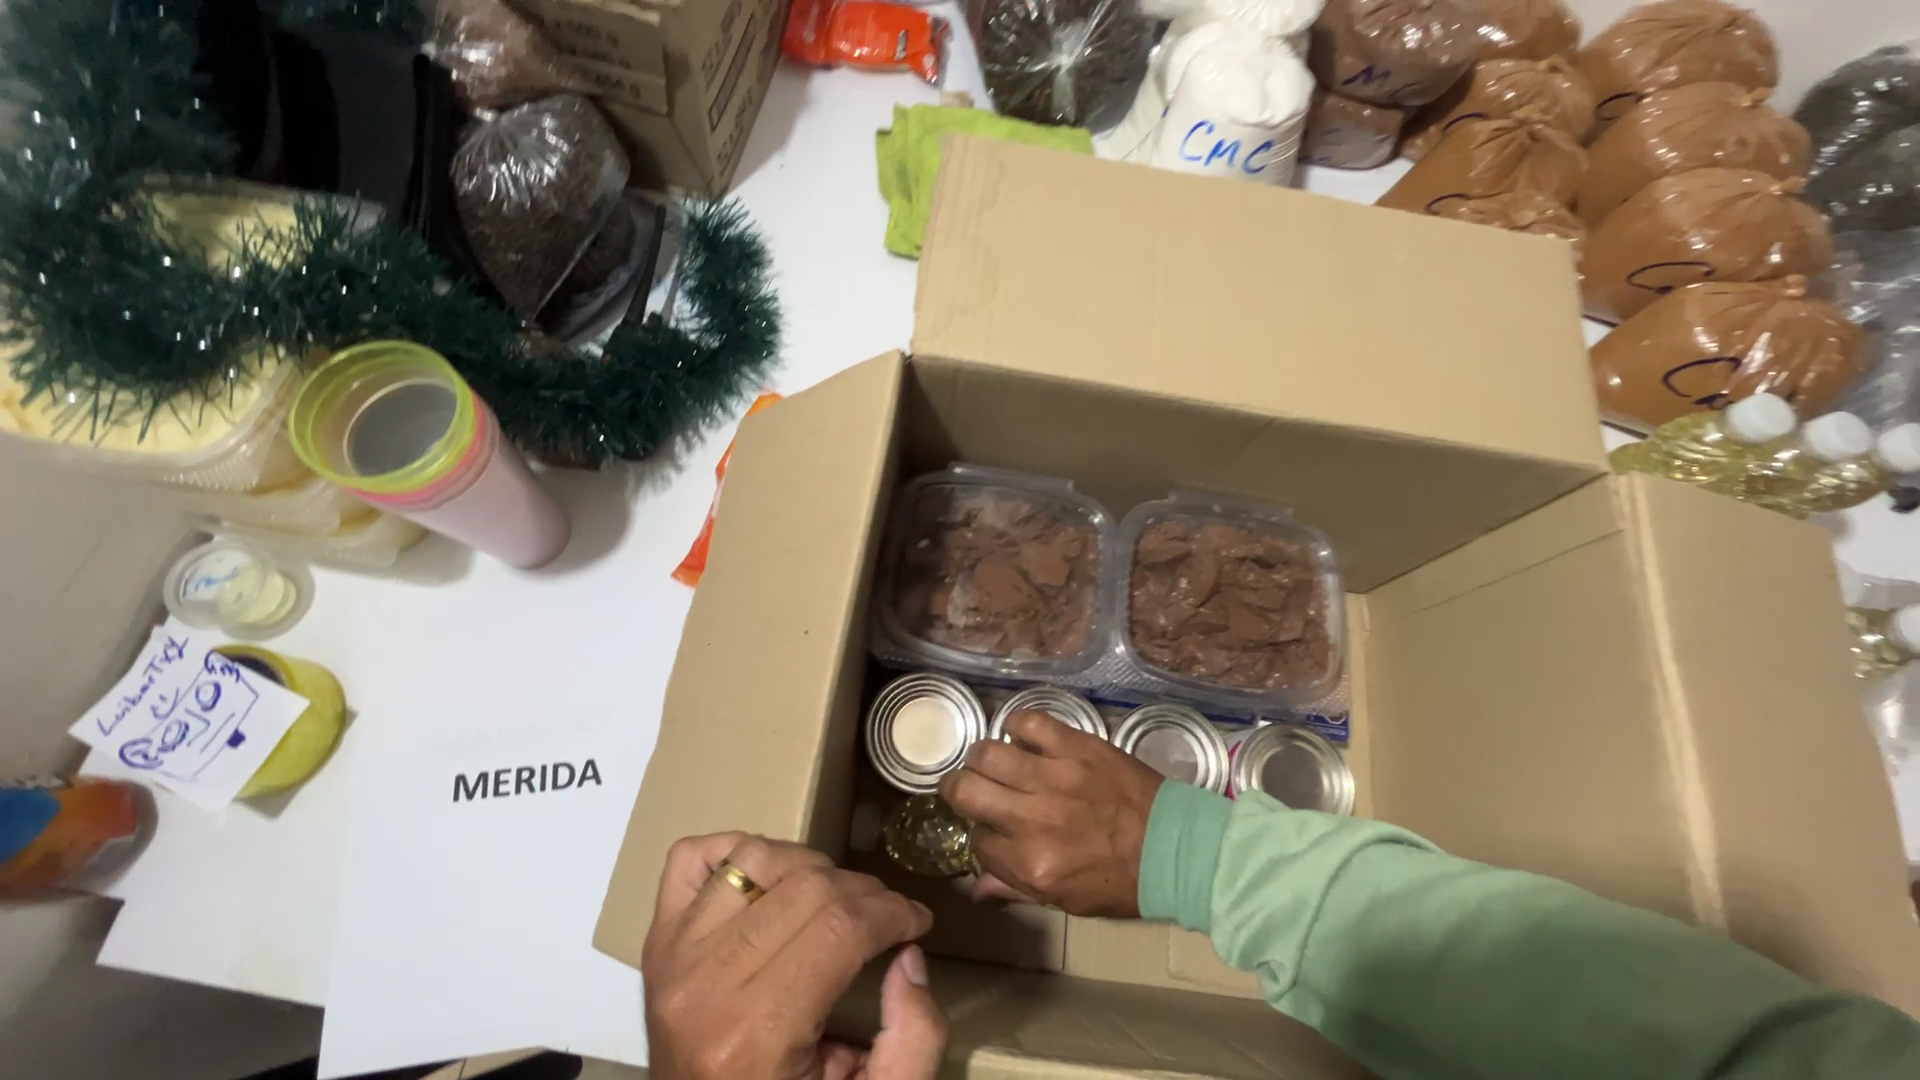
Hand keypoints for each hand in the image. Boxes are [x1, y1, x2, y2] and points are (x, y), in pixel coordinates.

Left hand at [643, 833, 946, 1079]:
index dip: (894, 912)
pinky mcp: (657, 938)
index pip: (840, 928)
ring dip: (808, 865)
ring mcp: (672, 954)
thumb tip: (909, 955)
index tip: (917, 922)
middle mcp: (705, 984)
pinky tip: (769, 880)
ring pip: (757, 857)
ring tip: (832, 900)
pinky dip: (734, 851)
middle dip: (865, 891)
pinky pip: (693, 857)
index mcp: (756, 1036)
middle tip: (885, 916)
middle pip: (807, 886)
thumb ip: (913, 1038)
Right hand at [938, 709, 1165, 917]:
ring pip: (988, 753)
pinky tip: (1020, 738)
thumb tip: (972, 885)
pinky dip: (1016, 725)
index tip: (991, 830)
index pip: (977, 842)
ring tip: (992, 762)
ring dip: (981, 758)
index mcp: (1032, 864)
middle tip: (967, 787)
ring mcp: (1054, 777)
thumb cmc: (1122, 881)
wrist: (1176, 847)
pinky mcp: (1076, 746)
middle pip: (968, 791)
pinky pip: (1028, 722)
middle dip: (958, 790)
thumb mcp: (1067, 900)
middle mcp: (1034, 818)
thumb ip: (1015, 888)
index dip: (979, 834)